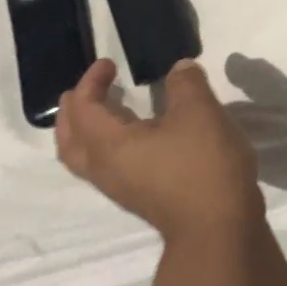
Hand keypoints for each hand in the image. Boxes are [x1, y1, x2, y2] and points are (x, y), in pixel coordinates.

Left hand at [56, 58, 262, 240]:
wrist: (216, 223)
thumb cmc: (202, 163)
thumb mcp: (200, 112)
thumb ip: (186, 84)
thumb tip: (178, 68)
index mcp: (109, 144)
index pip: (84, 109)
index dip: (91, 83)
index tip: (109, 62)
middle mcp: (103, 167)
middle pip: (70, 138)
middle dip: (73, 110)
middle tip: (88, 89)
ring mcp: (119, 185)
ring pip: (83, 155)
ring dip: (84, 129)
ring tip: (105, 110)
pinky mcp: (138, 194)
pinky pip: (104, 164)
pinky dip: (105, 143)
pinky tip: (135, 136)